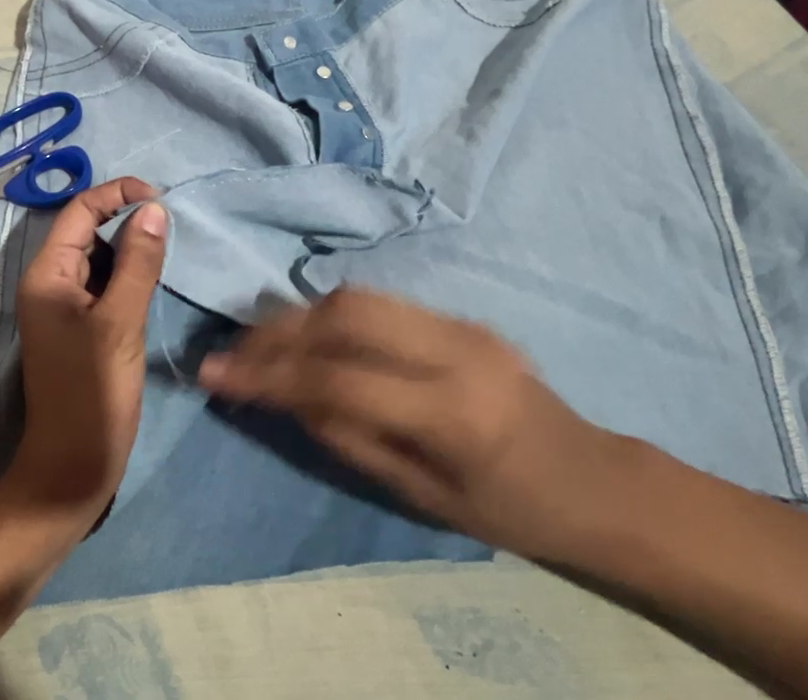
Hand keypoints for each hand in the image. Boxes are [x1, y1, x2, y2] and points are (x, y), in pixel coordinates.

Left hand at [4, 178, 168, 520]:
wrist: (73, 465)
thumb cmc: (93, 393)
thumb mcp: (121, 323)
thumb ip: (138, 263)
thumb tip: (154, 210)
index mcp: (46, 274)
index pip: (79, 210)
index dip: (118, 194)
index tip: (163, 199)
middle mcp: (48, 283)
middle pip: (86, 231)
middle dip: (126, 220)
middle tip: (172, 229)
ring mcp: (63, 308)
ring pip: (97, 260)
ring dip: (130, 250)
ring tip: (168, 253)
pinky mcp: (79, 330)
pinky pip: (103, 288)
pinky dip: (127, 278)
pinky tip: (153, 283)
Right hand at [197, 288, 630, 559]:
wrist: (595, 482)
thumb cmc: (509, 511)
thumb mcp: (420, 494)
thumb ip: (346, 436)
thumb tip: (282, 393)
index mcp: (453, 412)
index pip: (337, 376)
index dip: (266, 373)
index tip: (212, 374)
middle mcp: (458, 351)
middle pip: (346, 312)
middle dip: (278, 327)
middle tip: (233, 350)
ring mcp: (464, 325)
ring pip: (358, 297)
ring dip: (300, 315)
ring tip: (259, 341)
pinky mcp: (462, 317)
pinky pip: (380, 304)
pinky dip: (331, 316)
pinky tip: (307, 335)